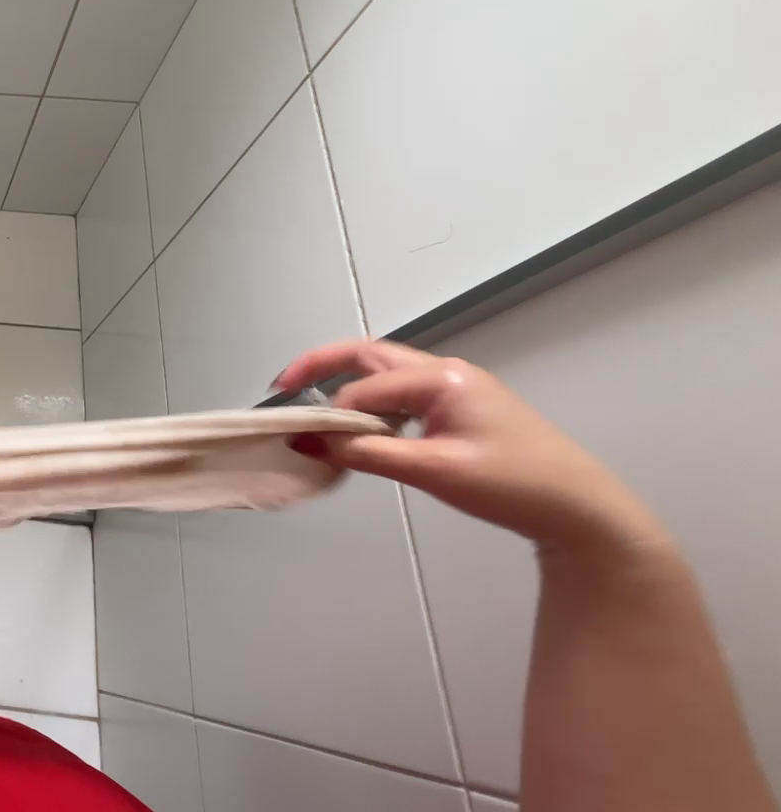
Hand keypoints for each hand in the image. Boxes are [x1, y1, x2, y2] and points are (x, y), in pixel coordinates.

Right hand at [275, 340, 666, 555]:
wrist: (588, 516)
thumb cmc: (512, 487)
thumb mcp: (432, 470)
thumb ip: (363, 453)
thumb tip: (304, 442)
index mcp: (440, 377)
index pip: (363, 388)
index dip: (331, 415)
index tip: (305, 441)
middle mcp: (444, 371)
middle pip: (366, 355)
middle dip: (320, 366)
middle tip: (282, 388)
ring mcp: (455, 386)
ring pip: (383, 372)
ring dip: (344, 383)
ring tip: (314, 408)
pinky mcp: (461, 406)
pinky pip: (400, 391)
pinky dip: (370, 401)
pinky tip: (362, 425)